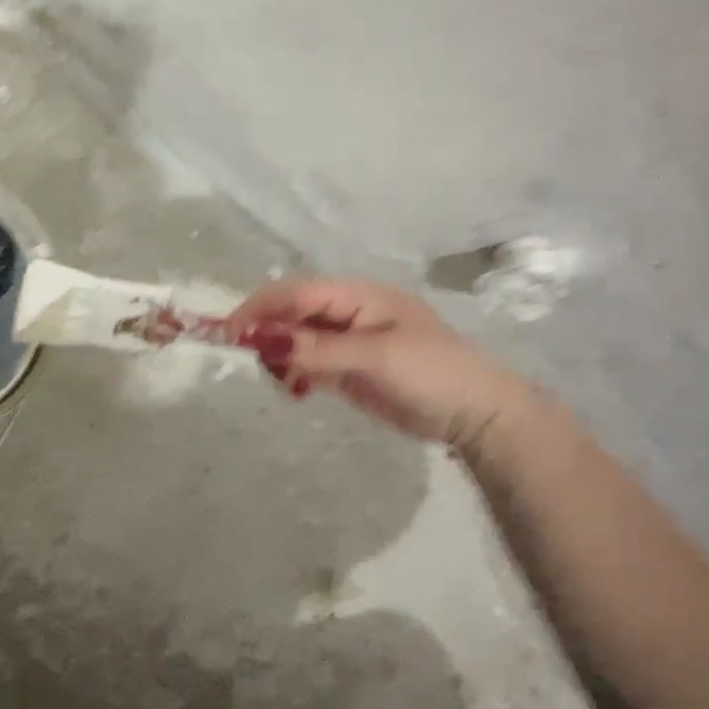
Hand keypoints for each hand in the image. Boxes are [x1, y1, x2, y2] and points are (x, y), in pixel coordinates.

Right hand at [228, 278, 533, 446]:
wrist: (479, 416)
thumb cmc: (433, 373)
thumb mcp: (376, 357)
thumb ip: (318, 348)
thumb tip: (263, 344)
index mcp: (357, 295)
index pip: (296, 293)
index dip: (260, 308)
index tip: (229, 332)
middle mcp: (347, 312)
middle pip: (289, 313)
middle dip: (263, 332)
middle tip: (242, 358)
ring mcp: (346, 340)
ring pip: (293, 339)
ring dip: (276, 355)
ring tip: (276, 380)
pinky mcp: (346, 368)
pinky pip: (304, 362)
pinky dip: (291, 374)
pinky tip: (293, 391)